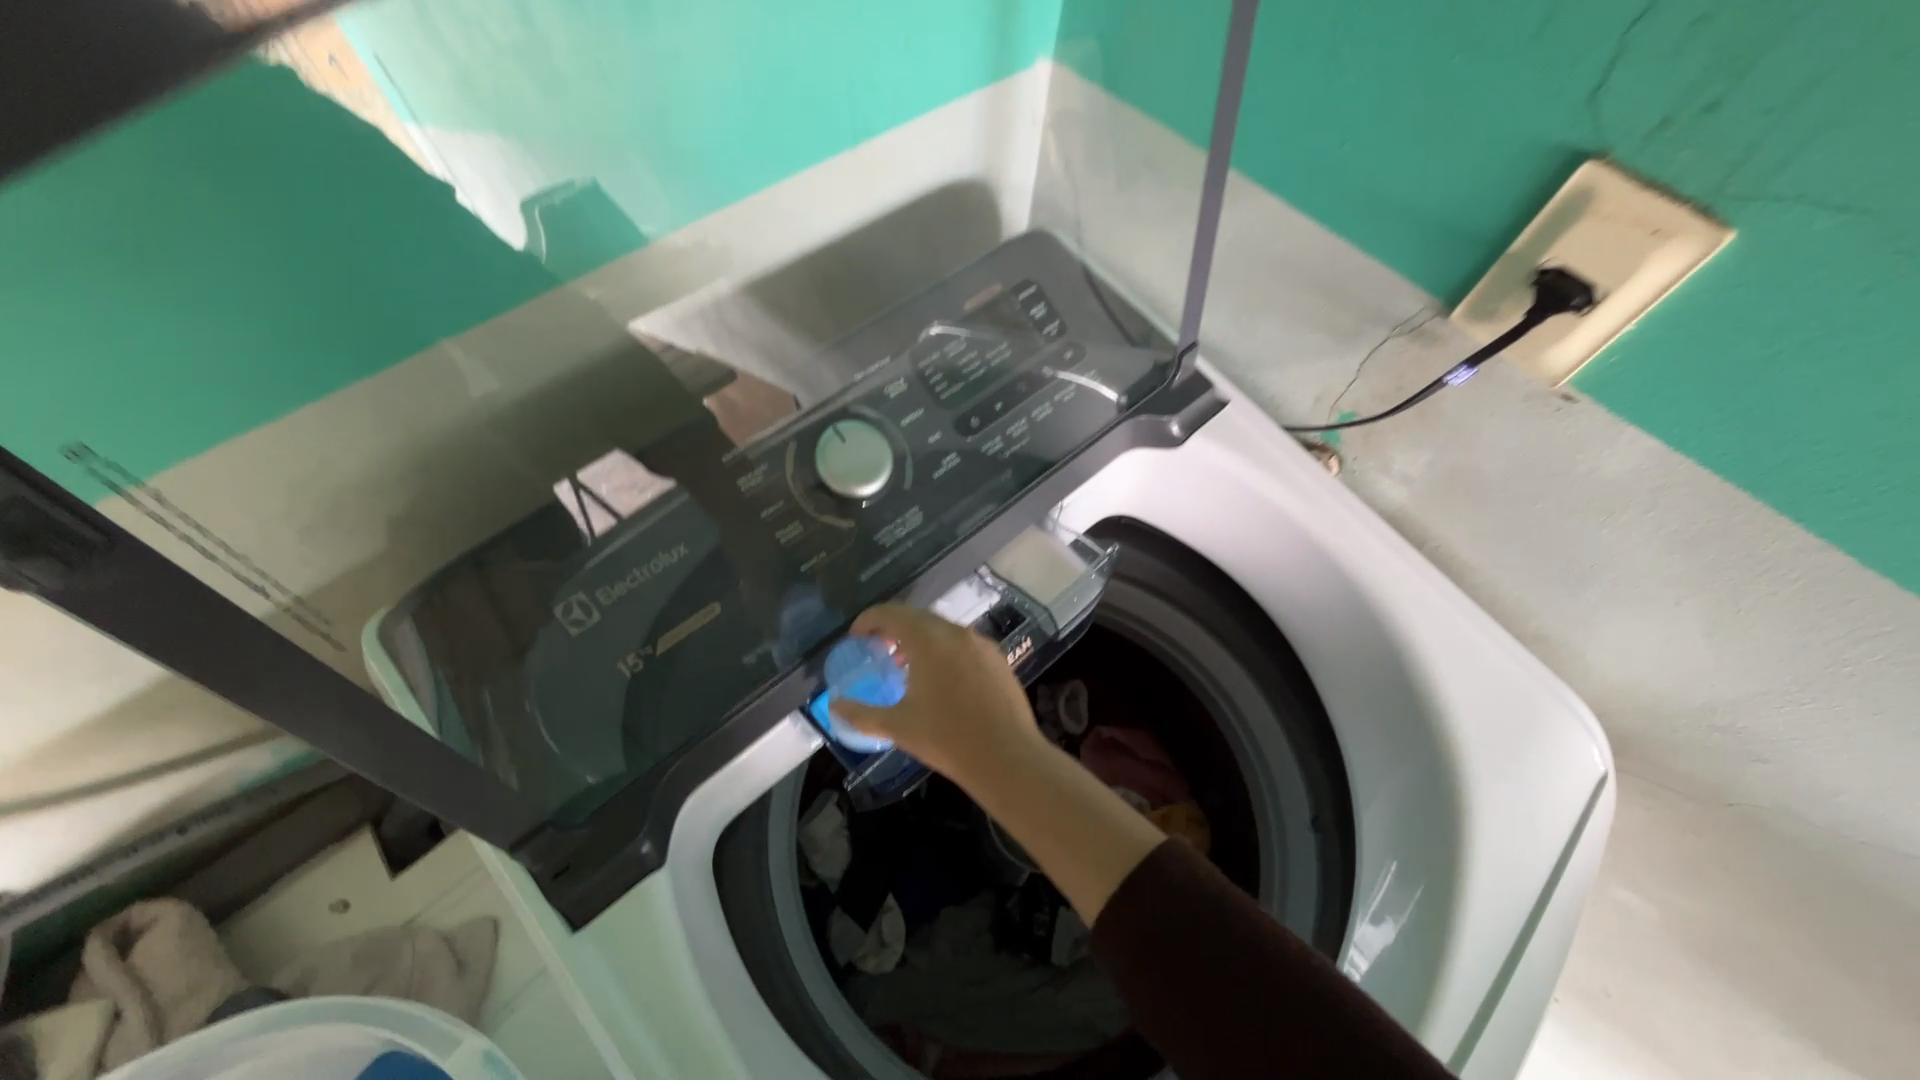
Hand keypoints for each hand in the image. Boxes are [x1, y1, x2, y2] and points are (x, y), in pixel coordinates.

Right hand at [831, 604, 1044, 781]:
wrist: (1007, 758)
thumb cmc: (947, 739)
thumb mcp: (898, 727)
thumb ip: (861, 714)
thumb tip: (834, 707)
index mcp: (929, 640)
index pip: (892, 614)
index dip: (869, 620)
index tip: (856, 637)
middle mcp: (956, 633)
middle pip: (918, 617)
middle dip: (893, 628)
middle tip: (877, 648)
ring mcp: (981, 645)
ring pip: (943, 629)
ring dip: (920, 639)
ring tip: (905, 665)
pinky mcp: (998, 660)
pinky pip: (963, 644)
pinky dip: (944, 650)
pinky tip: (940, 679)